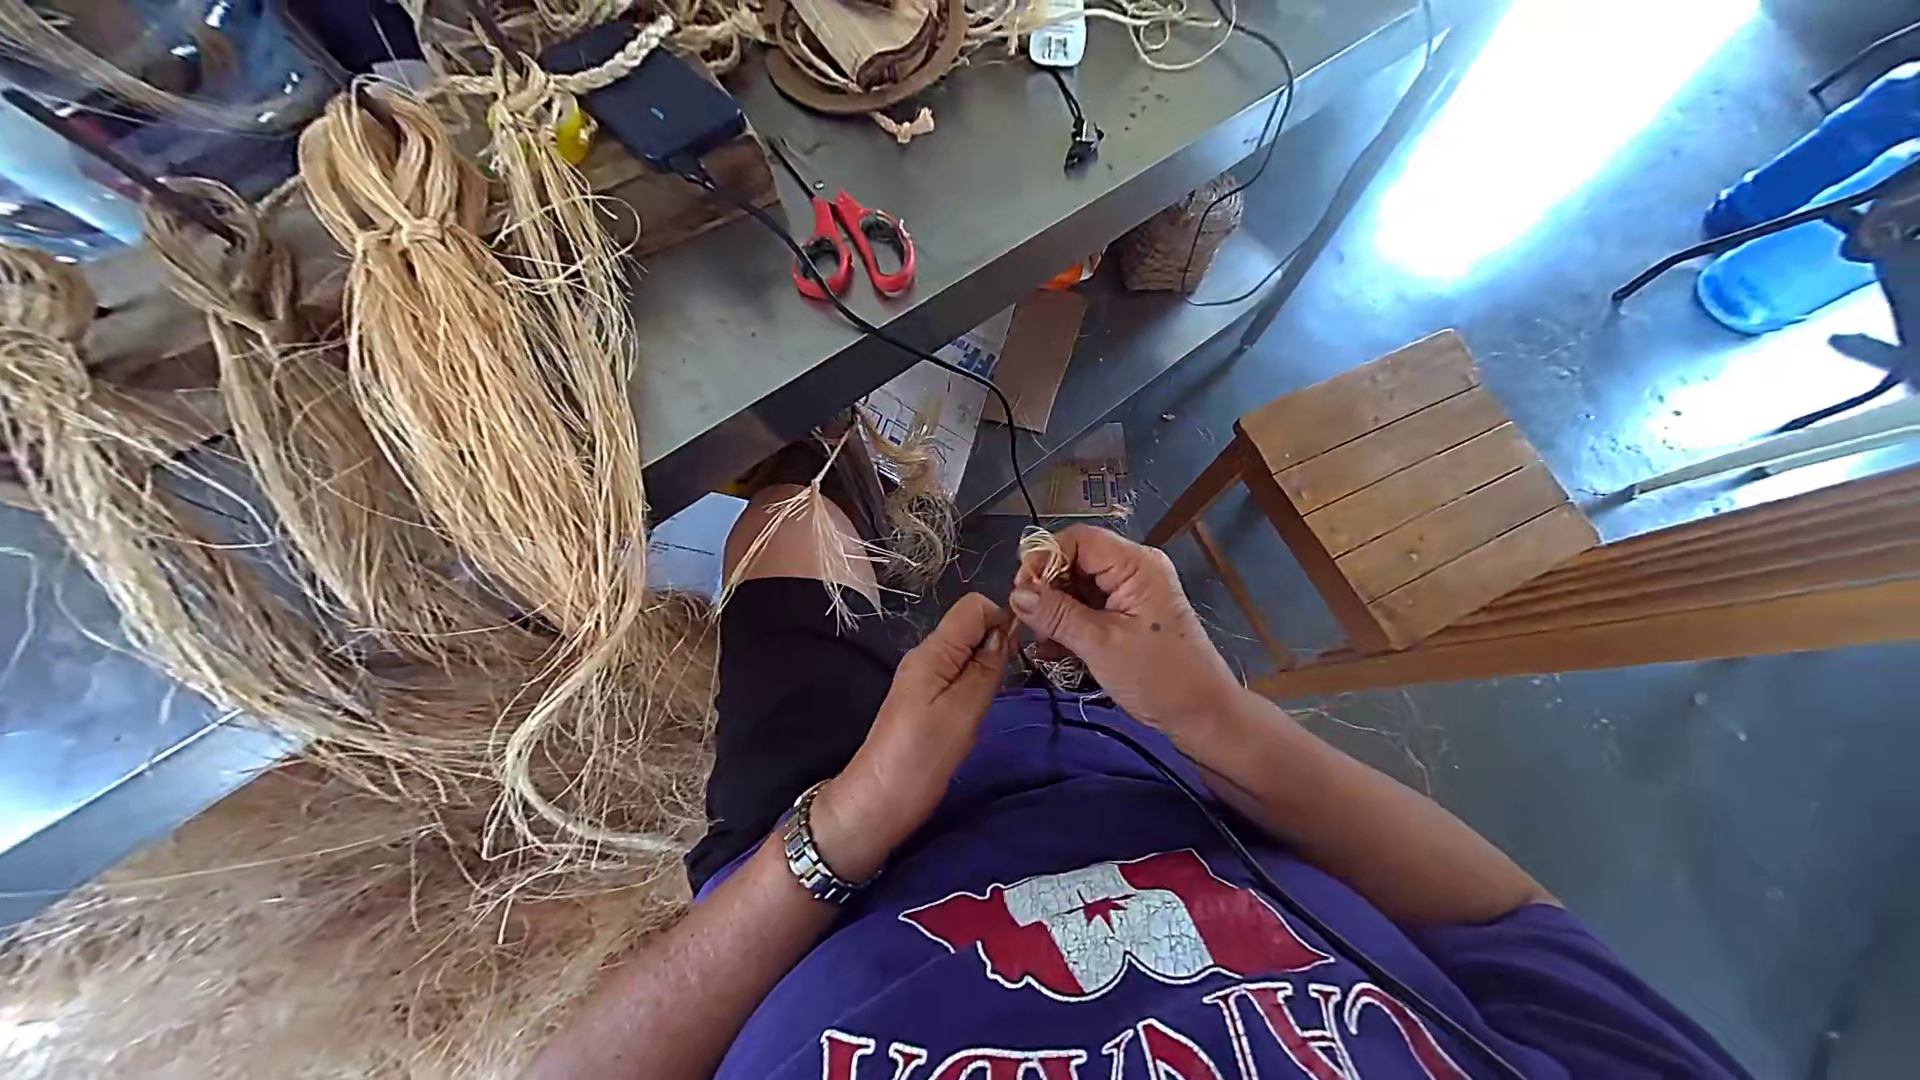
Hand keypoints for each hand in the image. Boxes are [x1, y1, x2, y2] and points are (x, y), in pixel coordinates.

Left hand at [812, 594, 1011, 880]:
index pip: (974, 606)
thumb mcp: (963, 711)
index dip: (1002, 619)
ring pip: (968, 653)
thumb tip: (1006, 630)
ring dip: (988, 669)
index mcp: (933, 651)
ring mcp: (923, 678)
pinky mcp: (924, 699)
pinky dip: (975, 687)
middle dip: (997, 645)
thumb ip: (986, 668)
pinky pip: (958, 676)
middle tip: (1008, 681)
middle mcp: (926, 656)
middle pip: (971, 627)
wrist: (877, 804)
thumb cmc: (921, 758)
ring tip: (991, 701)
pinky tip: (976, 713)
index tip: (1020, 651)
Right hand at [1009, 525, 1241, 734]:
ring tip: (1038, 635)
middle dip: (1047, 586)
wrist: (1202, 715)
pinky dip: (1068, 621)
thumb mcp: (1100, 644)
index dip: (1044, 558)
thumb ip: (1056, 614)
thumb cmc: (1158, 678)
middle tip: (1026, 617)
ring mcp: (1130, 591)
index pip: (1078, 539)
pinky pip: (1088, 604)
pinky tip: (1052, 644)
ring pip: (1078, 584)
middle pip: (1076, 559)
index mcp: (1136, 564)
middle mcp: (1134, 568)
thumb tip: (1016, 593)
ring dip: (1055, 607)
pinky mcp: (1127, 612)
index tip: (1021, 590)